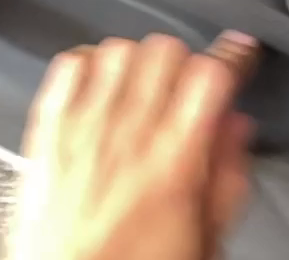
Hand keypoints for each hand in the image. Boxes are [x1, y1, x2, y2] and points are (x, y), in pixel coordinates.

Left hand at [4, 32, 259, 259]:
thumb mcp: (203, 242)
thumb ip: (228, 178)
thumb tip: (238, 127)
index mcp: (173, 163)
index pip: (211, 75)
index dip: (233, 54)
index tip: (240, 51)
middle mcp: (127, 134)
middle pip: (165, 50)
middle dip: (184, 62)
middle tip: (186, 87)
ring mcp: (83, 126)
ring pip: (119, 48)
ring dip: (137, 61)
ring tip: (142, 87)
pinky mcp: (48, 127)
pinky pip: (70, 63)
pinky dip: (89, 63)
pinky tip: (100, 87)